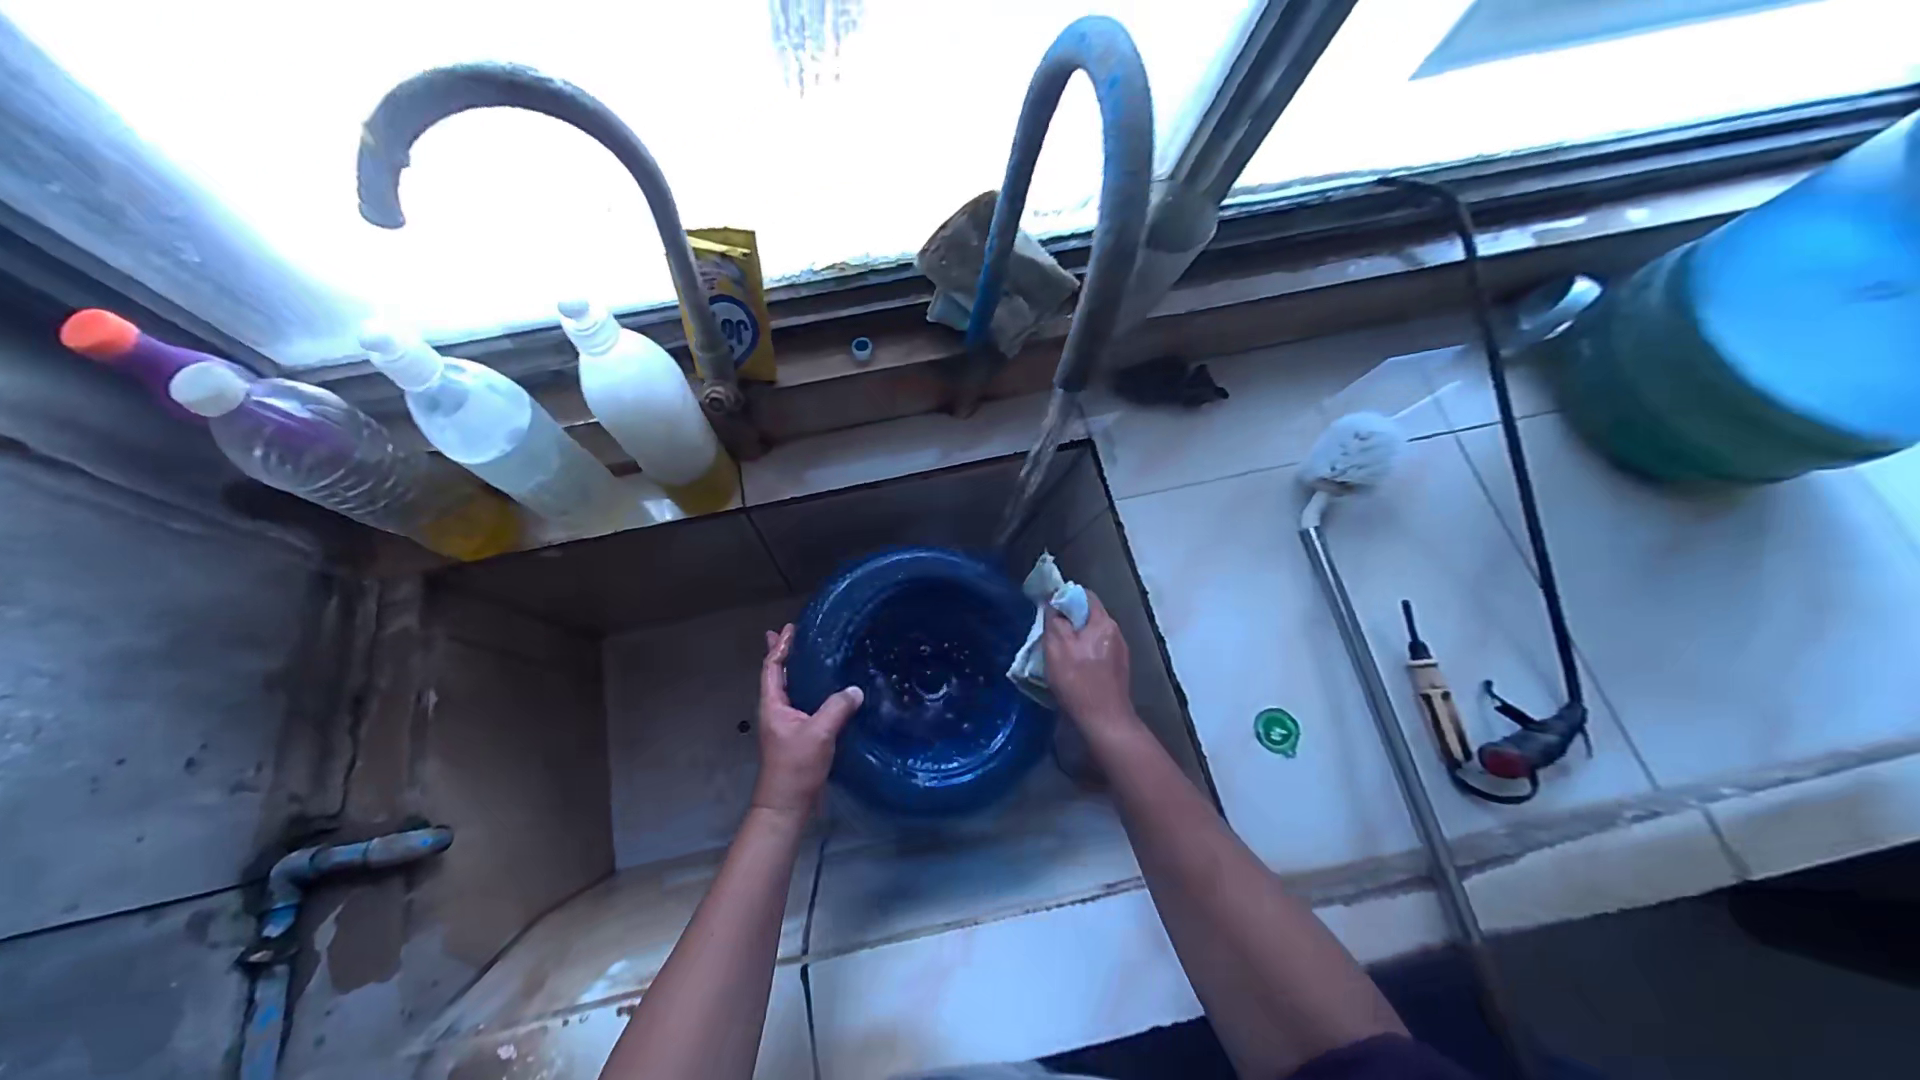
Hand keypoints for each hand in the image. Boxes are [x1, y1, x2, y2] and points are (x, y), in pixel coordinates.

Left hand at [753, 624, 862, 815]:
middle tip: (790, 633)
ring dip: (797, 670)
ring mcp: (787, 724)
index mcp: (773, 705)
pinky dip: (811, 689)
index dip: (780, 647)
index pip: (772, 668)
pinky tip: (826, 689)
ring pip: (791, 689)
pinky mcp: (799, 735)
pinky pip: (805, 703)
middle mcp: (777, 711)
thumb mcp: (818, 733)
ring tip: (808, 653)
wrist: (788, 804)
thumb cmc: (795, 767)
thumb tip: (856, 689)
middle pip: (777, 675)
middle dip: (783, 654)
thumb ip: (837, 708)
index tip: (790, 628)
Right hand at [1042, 589, 1134, 731]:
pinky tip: (1075, 670)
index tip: (1048, 610)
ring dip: (1076, 640)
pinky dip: (1084, 654)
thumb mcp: (1056, 646)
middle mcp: (1116, 632)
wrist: (1105, 721)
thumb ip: (1054, 620)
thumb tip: (1053, 603)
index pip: (1084, 595)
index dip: (1064, 598)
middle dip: (1068, 621)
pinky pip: (1098, 652)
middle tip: (1050, 635)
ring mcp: (1120, 652)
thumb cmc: (1077, 680)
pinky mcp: (1119, 670)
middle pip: (1088, 616)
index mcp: (1104, 622)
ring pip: (1092, 635)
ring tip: (1059, 655)